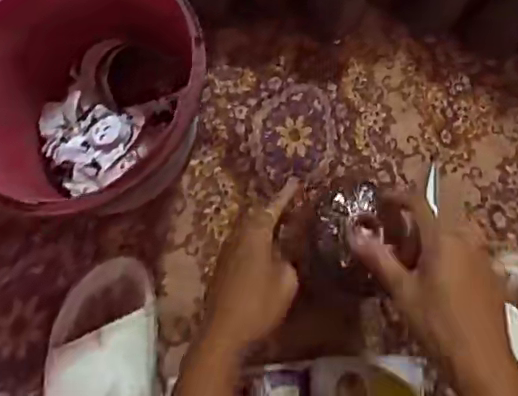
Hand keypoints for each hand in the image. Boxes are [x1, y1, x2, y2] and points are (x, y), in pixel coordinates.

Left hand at [197, 178, 301, 356]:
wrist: (222, 336)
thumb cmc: (258, 304)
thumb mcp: (286, 281)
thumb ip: (288, 259)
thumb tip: (284, 252)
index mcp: (257, 232)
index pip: (274, 206)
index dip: (286, 194)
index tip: (296, 182)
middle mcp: (239, 235)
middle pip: (257, 214)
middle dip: (273, 208)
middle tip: (289, 206)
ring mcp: (227, 252)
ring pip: (247, 229)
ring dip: (262, 225)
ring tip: (278, 226)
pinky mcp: (221, 269)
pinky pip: (241, 244)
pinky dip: (254, 241)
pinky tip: (262, 251)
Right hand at [349, 181, 517, 395]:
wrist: (483, 361)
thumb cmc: (438, 325)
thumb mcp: (404, 293)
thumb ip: (380, 260)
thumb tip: (355, 234)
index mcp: (443, 234)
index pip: (418, 201)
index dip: (398, 197)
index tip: (382, 202)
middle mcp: (466, 234)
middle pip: (436, 217)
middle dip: (415, 227)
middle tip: (398, 250)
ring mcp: (483, 251)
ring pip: (453, 231)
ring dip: (434, 239)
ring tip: (419, 266)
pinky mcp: (493, 270)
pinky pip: (468, 248)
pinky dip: (452, 253)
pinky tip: (443, 281)